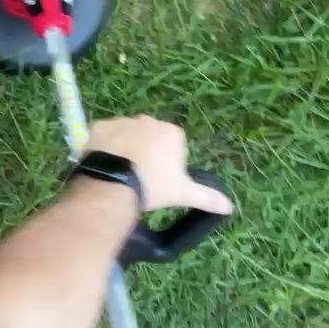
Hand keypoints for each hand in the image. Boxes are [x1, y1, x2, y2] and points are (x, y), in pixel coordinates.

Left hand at [84, 116, 233, 214]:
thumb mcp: (182, 193)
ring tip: (118, 172)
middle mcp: (148, 120)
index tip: (158, 179)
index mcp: (171, 132)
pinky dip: (103, 146)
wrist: (114, 184)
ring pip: (125, 135)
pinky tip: (103, 163)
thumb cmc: (153, 186)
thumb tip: (230, 207)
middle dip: (145, 153)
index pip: (172, 146)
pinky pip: (103, 135)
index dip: (166, 163)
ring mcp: (122, 121)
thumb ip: (207, 197)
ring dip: (123, 148)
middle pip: (148, 137)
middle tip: (138, 177)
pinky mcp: (98, 125)